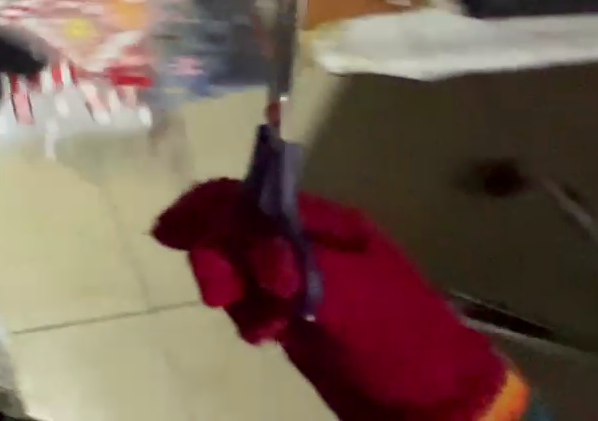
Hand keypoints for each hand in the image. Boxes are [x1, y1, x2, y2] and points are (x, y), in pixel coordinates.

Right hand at [154, 179, 513, 418]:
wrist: (431, 406)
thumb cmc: (401, 340)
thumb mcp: (355, 299)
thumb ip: (300, 263)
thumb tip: (253, 245)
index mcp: (323, 222)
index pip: (248, 197)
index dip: (205, 209)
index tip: (167, 234)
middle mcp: (302, 238)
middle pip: (232, 227)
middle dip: (215, 257)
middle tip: (213, 296)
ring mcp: (294, 272)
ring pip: (233, 262)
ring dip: (229, 288)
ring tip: (254, 327)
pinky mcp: (288, 304)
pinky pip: (244, 293)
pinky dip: (244, 311)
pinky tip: (263, 333)